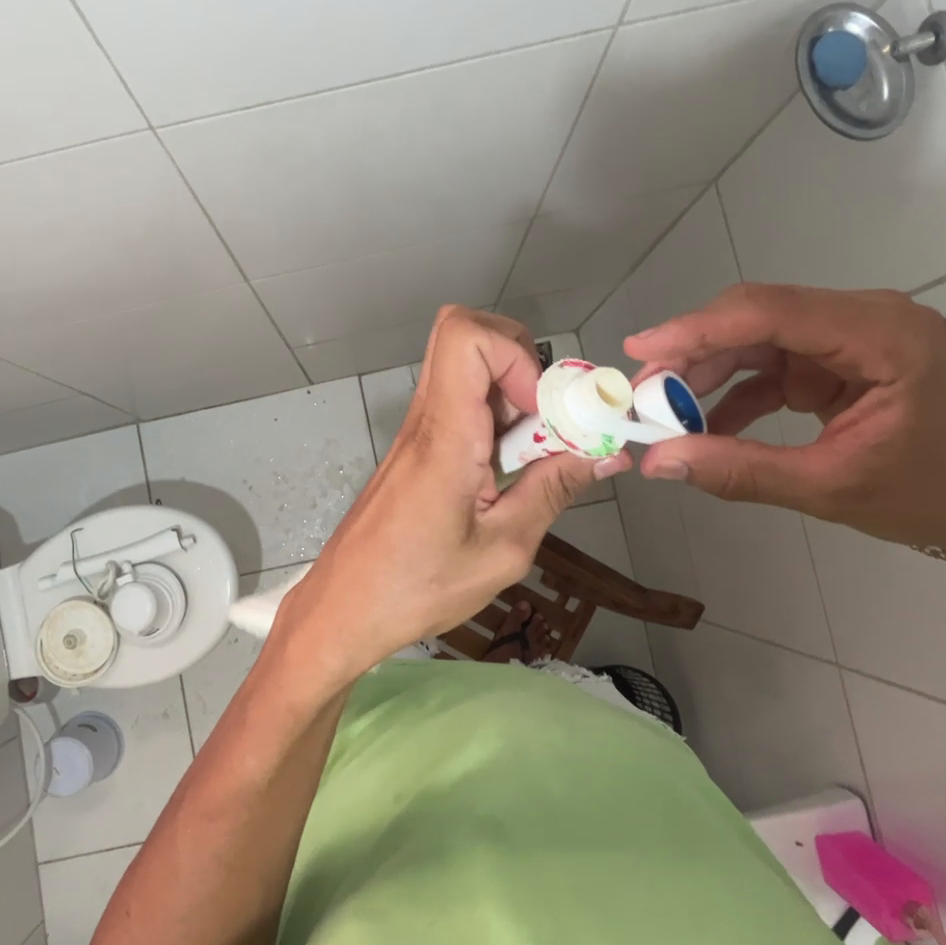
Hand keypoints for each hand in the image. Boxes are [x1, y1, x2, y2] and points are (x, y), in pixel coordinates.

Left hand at [271, 307, 625, 686]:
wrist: (343, 610)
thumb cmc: (417, 589)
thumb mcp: (502, 551)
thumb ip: (552, 492)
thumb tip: (602, 453)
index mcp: (444, 437)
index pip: (465, 336)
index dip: (515, 354)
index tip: (540, 411)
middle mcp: (426, 420)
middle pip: (464, 334)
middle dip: (521, 361)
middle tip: (547, 421)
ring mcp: (416, 432)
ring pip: (464, 368)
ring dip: (511, 393)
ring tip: (535, 453)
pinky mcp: (415, 450)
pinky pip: (458, 405)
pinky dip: (494, 418)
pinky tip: (510, 471)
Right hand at [624, 284, 945, 560]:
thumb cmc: (936, 497)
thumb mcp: (830, 487)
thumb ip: (739, 471)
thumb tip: (657, 463)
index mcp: (882, 335)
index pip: (769, 312)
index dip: (696, 328)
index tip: (637, 352)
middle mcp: (867, 320)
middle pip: (758, 319)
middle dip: (694, 355)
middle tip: (642, 396)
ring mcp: (855, 341)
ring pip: (759, 343)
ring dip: (709, 376)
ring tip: (664, 415)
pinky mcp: (844, 365)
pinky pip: (775, 370)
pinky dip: (738, 396)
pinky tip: (706, 430)